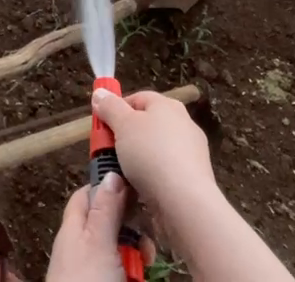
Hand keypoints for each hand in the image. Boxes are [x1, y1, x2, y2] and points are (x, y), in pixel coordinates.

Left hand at [46, 174, 141, 281]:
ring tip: (146, 261)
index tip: (136, 188)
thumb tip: (111, 174)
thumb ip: (105, 210)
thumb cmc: (85, 280)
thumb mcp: (98, 241)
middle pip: (109, 223)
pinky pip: (119, 270)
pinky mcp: (100, 281)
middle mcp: (80, 243)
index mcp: (73, 225)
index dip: (110, 187)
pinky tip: (139, 278)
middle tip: (146, 241)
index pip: (88, 194)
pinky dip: (132, 273)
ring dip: (136, 253)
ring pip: (118, 249)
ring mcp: (89, 265)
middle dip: (132, 229)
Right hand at [90, 89, 217, 215]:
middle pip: (147, 124)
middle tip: (110, 150)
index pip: (137, 98)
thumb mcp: (122, 125)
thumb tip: (100, 93)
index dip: (117, 109)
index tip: (103, 127)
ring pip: (155, 150)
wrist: (185, 202)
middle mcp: (184, 124)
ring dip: (138, 160)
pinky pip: (166, 172)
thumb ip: (109, 107)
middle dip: (126, 136)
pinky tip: (141, 190)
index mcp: (168, 105)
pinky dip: (153, 178)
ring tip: (122, 174)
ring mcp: (192, 153)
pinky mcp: (194, 178)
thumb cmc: (151, 154)